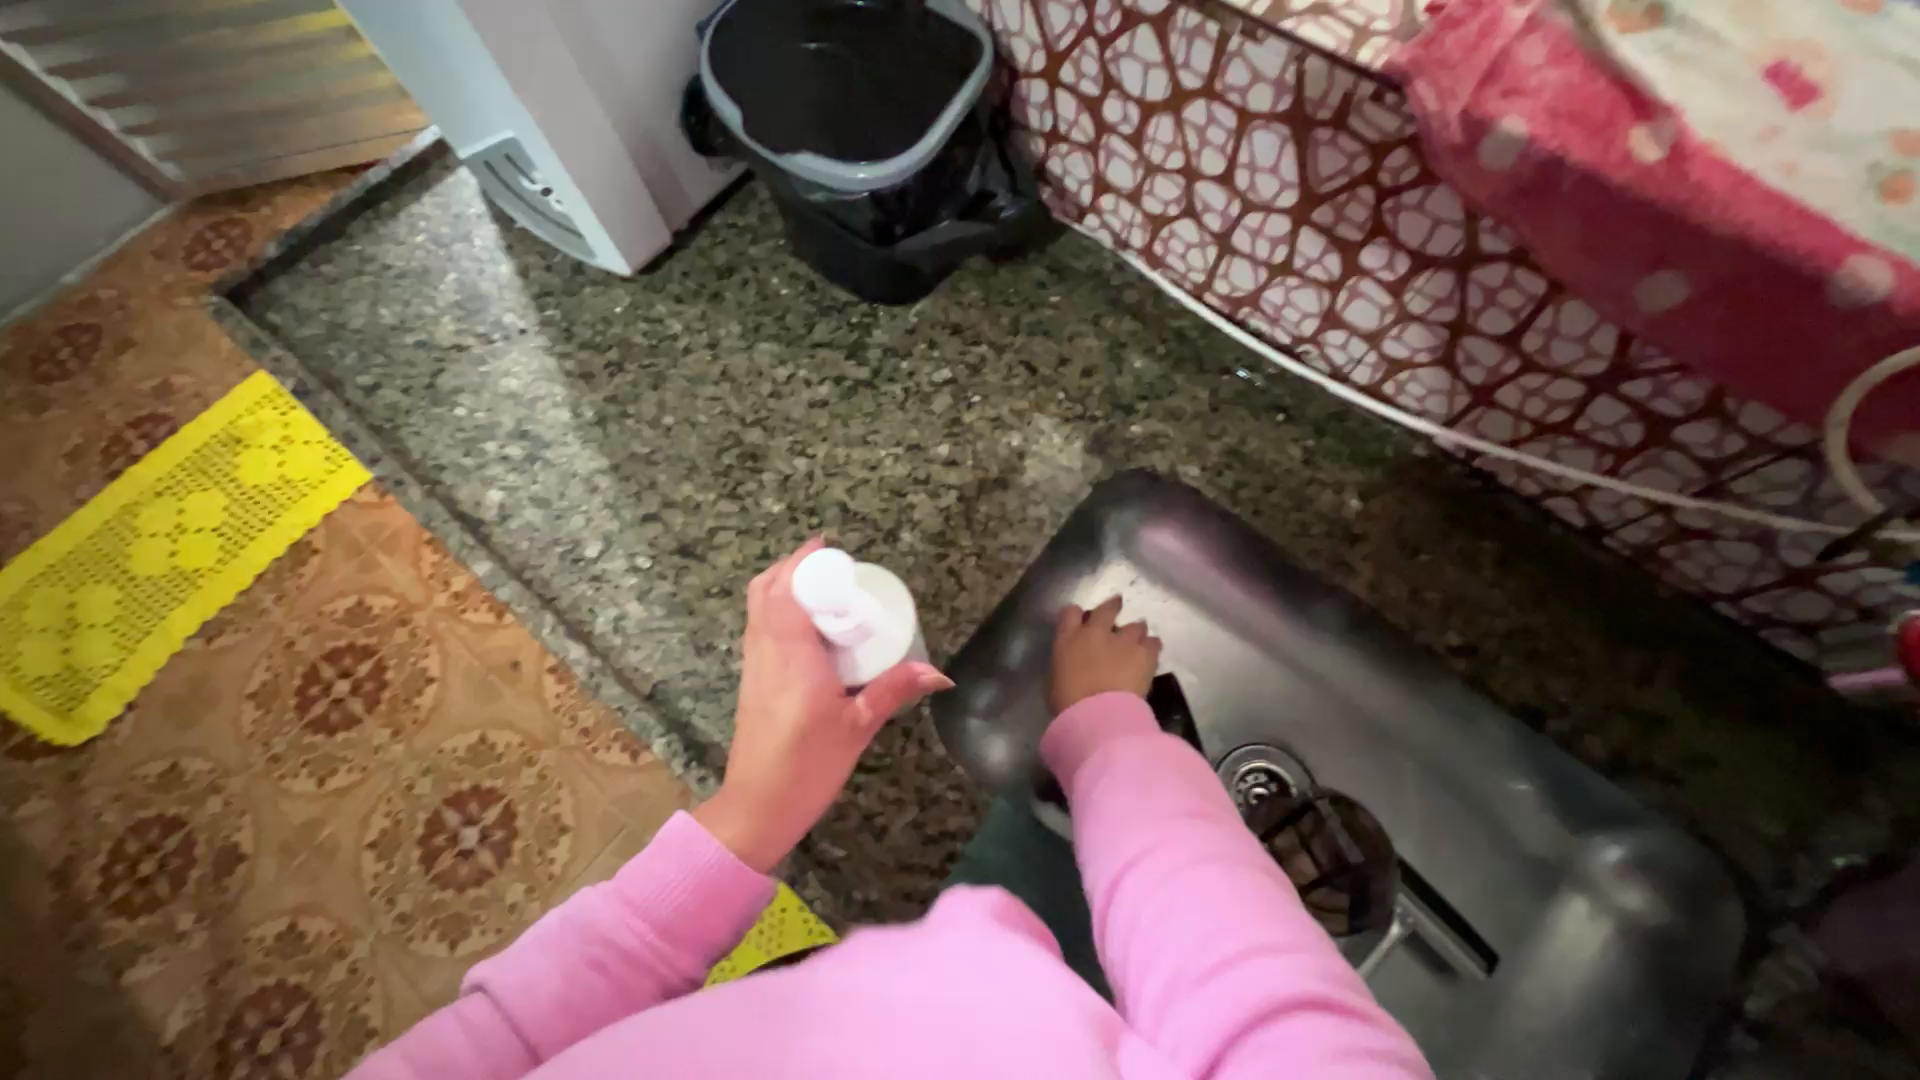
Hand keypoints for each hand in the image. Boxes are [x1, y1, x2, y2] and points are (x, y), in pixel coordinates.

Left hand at [694, 538, 953, 872]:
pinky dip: (778, 610)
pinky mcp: (752, 680)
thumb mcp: (858, 726)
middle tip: (830, 566)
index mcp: (791, 654)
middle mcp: (766, 651)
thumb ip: (894, 690)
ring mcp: (753, 665)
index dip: (803, 562)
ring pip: (757, 607)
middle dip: (793, 567)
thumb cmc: (808, 765)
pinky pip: (759, 628)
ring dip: (783, 587)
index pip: (786, 590)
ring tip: (823, 589)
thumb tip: (938, 672)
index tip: (830, 547)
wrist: (758, 806)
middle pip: (764, 589)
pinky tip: (810, 628)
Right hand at [1049, 595, 1161, 714]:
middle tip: (1118, 607)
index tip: (1082, 619)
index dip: (1076, 614)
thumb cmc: (1067, 703)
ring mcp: (1123, 641)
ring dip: (1136, 632)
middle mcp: (1096, 633)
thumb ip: (1066, 666)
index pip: (1070, 612)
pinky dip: (1152, 647)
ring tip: (1138, 641)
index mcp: (1068, 639)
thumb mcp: (1056, 681)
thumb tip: (1073, 668)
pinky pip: (1153, 643)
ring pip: (1136, 625)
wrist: (1097, 714)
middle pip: (1107, 608)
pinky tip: (1151, 654)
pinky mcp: (1145, 653)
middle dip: (1113, 606)